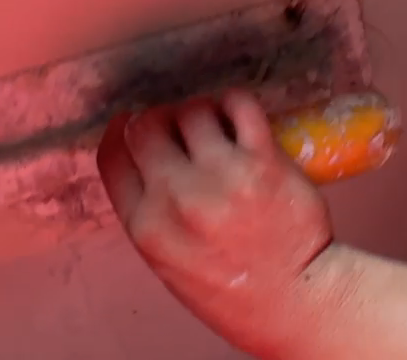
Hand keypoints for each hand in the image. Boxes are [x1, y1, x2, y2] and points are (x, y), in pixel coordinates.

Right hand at [98, 90, 340, 356]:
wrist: (295, 304)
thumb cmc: (229, 289)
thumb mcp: (167, 260)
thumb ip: (149, 208)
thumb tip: (140, 150)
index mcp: (148, 226)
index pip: (112, 156)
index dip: (120, 131)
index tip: (130, 123)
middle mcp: (178, 197)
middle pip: (147, 125)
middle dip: (160, 120)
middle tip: (179, 130)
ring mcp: (222, 175)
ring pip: (193, 110)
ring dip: (200, 113)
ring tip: (214, 128)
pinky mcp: (263, 159)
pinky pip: (238, 103)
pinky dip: (234, 102)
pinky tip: (238, 117)